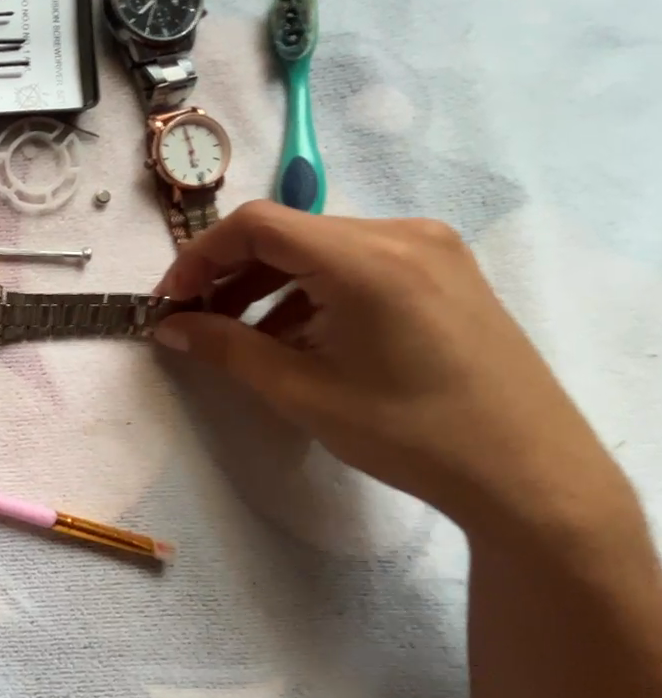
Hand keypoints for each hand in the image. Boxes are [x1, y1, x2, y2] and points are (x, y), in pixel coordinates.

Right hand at [153, 202, 614, 527]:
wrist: (528, 473)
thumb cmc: (408, 432)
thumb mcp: (300, 391)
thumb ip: (226, 348)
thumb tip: (167, 327)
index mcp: (369, 259)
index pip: (257, 225)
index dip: (199, 257)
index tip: (170, 302)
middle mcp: (402, 236)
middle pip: (285, 233)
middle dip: (226, 273)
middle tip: (193, 321)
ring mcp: (429, 251)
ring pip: (315, 248)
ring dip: (263, 284)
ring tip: (238, 336)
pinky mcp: (441, 272)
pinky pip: (351, 263)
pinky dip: (305, 291)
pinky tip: (291, 337)